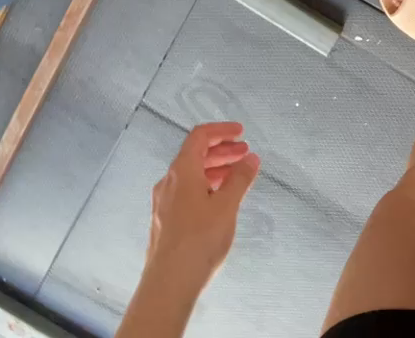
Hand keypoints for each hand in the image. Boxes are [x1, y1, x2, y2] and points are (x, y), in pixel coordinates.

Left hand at [144, 122, 261, 290]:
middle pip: (194, 154)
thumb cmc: (199, 239)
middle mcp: (168, 181)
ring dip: (214, 170)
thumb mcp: (227, 206)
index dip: (222, 131)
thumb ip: (240, 179)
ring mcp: (163, 202)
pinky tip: (219, 202)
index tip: (241, 133)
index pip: (200, 136)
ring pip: (190, 175)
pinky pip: (186, 192)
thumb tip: (251, 158)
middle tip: (245, 154)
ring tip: (237, 177)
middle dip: (221, 151)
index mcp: (182, 170)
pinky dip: (205, 186)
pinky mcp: (164, 221)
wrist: (168, 285)